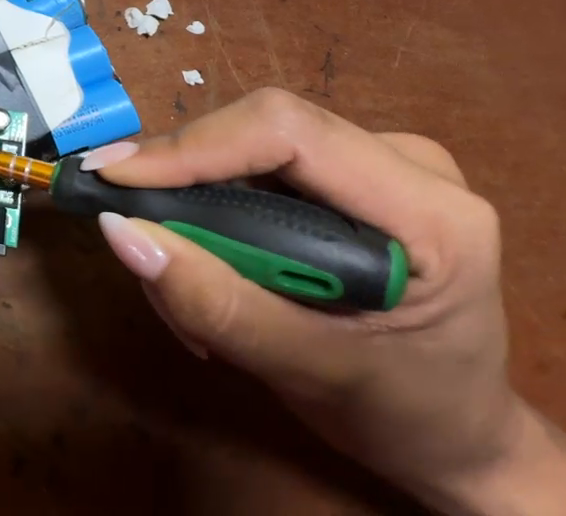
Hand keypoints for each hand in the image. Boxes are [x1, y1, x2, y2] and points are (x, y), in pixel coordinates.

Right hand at [85, 89, 522, 503]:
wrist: (454, 433)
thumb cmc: (404, 410)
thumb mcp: (308, 369)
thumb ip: (215, 302)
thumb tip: (119, 231)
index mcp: (430, 208)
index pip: (285, 132)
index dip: (190, 146)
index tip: (111, 178)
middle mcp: (403, 162)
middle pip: (252, 132)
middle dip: (179, 184)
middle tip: (133, 243)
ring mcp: (370, 162)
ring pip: (234, 148)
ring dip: (184, 207)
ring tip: (176, 286)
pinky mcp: (337, 173)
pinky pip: (239, 168)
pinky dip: (201, 213)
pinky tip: (203, 269)